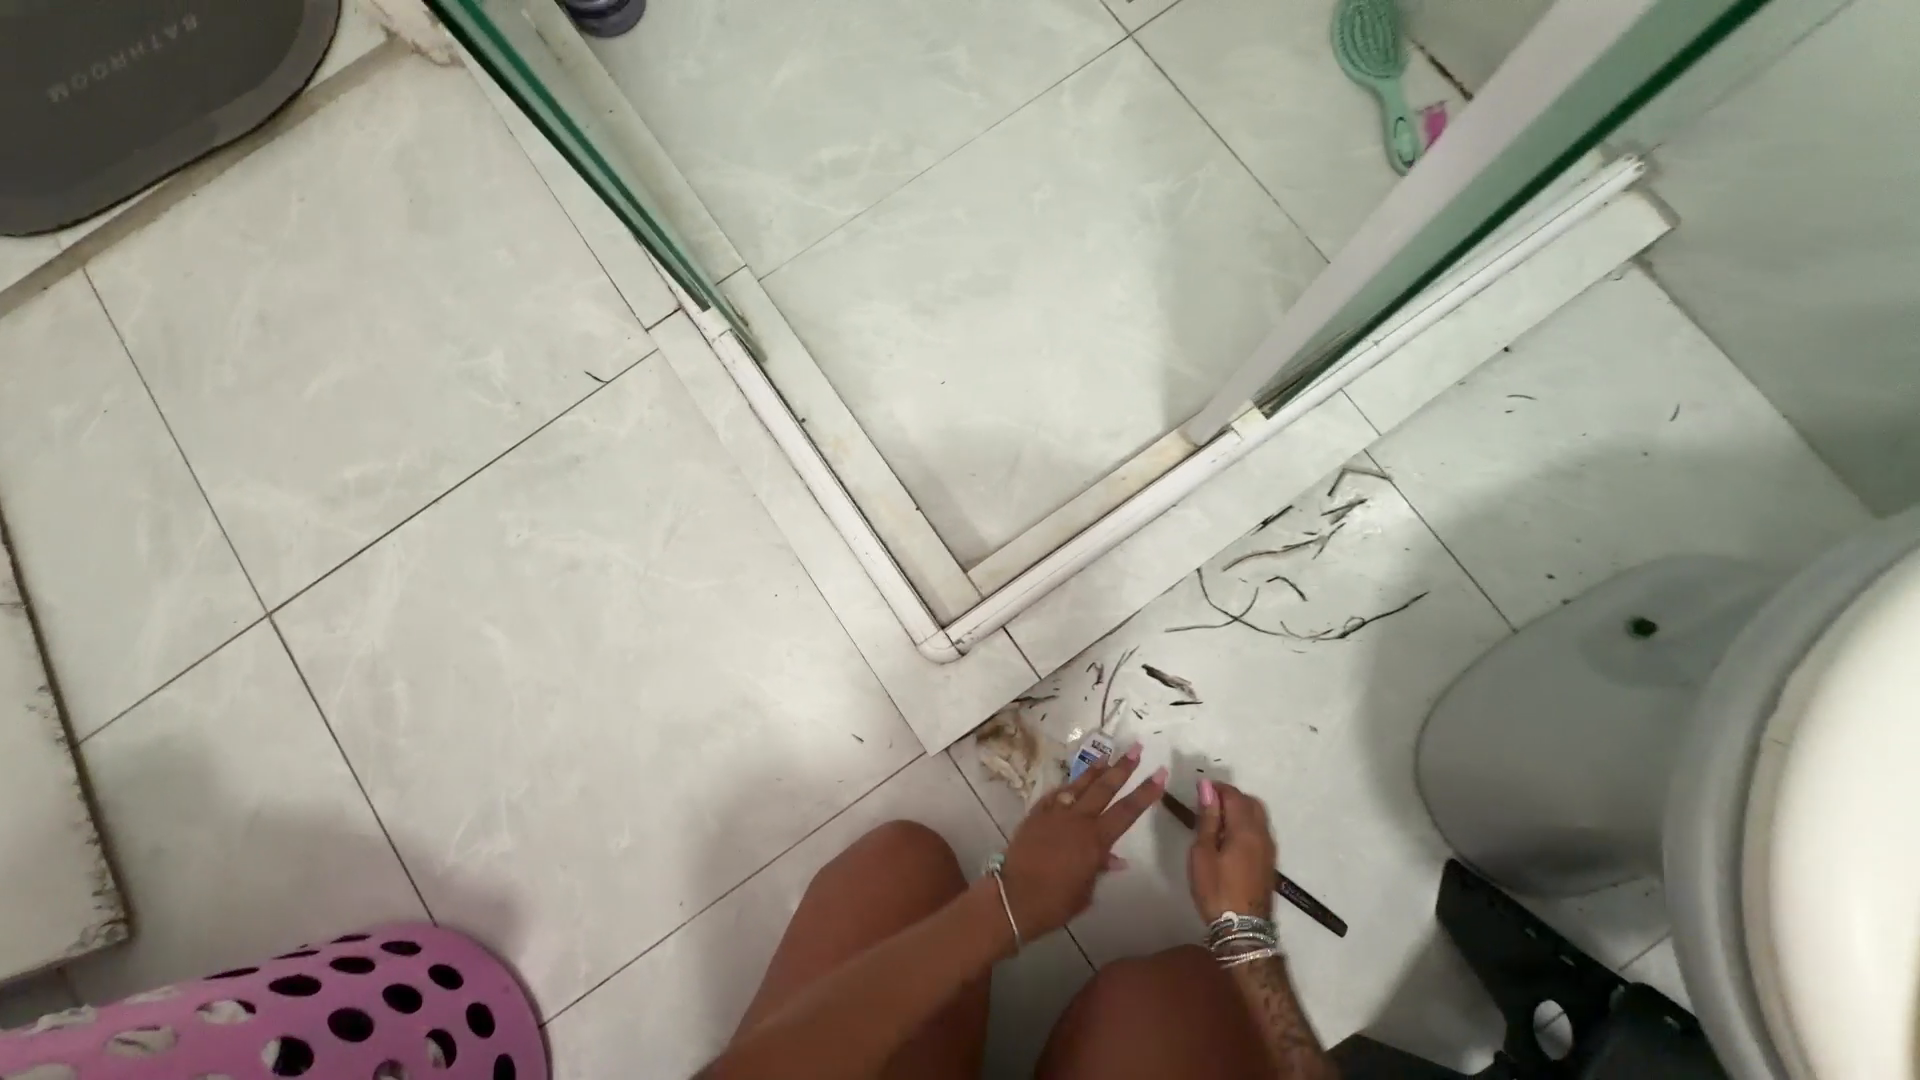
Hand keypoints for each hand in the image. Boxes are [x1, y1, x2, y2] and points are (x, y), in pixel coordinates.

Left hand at [999, 745, 1166, 938]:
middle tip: (1136, 748)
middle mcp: (1078, 820)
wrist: (1014, 897)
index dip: (1146, 792)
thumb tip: (1115, 858)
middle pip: (1105, 788)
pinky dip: (1067, 787)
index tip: (1160, 773)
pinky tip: (1073, 782)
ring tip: (1108, 755)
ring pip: (1079, 785)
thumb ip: (1100, 868)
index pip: (1127, 811)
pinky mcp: (1036, 814)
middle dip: (1123, 768)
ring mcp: (1055, 813)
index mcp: (1095, 840)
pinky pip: (1055, 795)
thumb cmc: (1055, 901)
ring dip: (1095, 769)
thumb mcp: (1086, 891)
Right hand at [1188, 778, 1276, 921]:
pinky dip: (1245, 825)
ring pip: (1257, 816)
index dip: (1216, 788)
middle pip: (1250, 802)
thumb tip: (1207, 788)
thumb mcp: (1203, 852)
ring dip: (1238, 811)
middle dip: (1229, 797)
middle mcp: (1263, 834)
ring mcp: (1269, 849)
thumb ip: (1208, 818)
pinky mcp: (1269, 862)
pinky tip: (1228, 840)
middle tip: (1206, 807)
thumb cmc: (1216, 889)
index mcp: (1246, 829)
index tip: (1197, 792)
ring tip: (1215, 824)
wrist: (1243, 930)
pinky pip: (1259, 831)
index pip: (1234, 795)